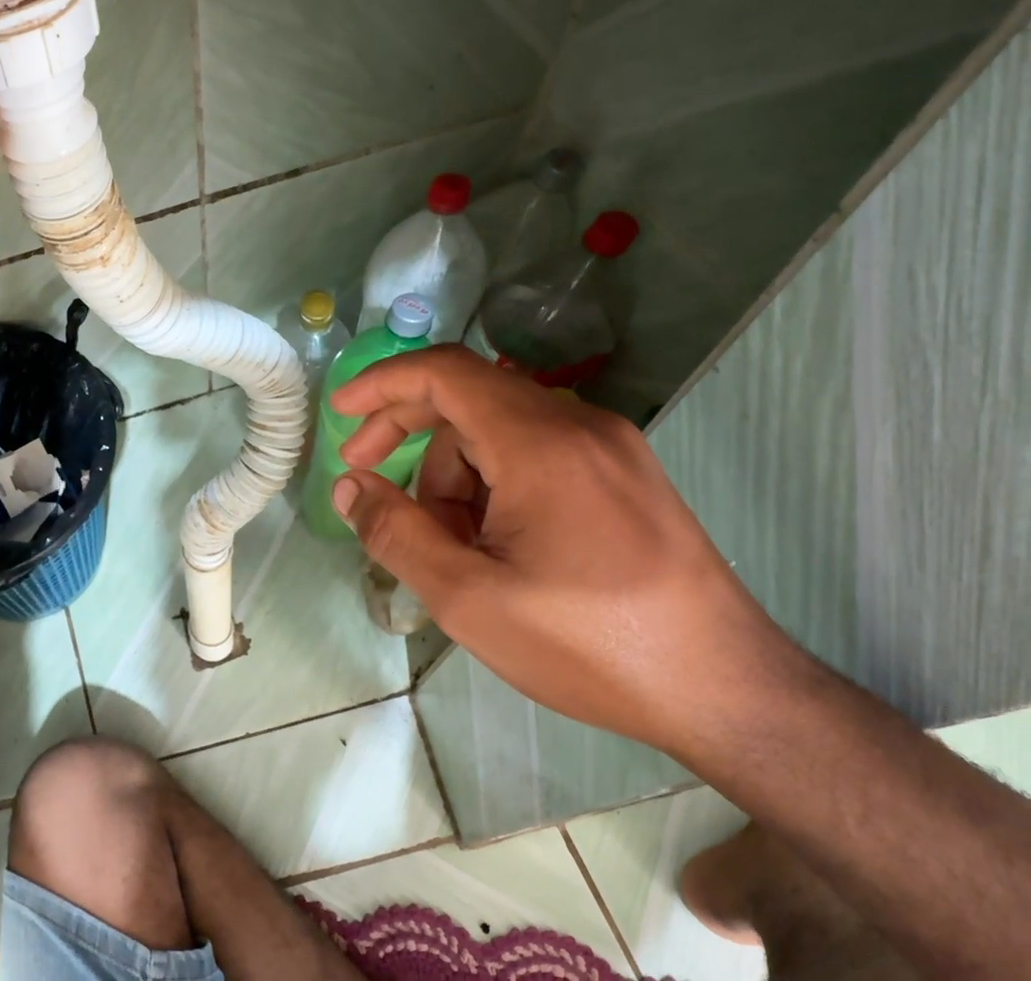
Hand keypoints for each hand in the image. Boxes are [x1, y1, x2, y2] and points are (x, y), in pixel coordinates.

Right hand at [329, 347, 799, 753]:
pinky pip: (538, 454)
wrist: (724, 691)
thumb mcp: (466, 597)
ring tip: (450, 547)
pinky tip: (491, 544)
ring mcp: (612, 451)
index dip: (382, 383)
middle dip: (407, 434)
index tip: (340, 414)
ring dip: (454, 475)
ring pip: (501, 431)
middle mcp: (581, 428)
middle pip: (470, 398)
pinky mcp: (627, 478)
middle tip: (367, 482)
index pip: (445, 373)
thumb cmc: (587, 644)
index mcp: (541, 443)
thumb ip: (394, 532)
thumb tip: (349, 488)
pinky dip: (494, 483)